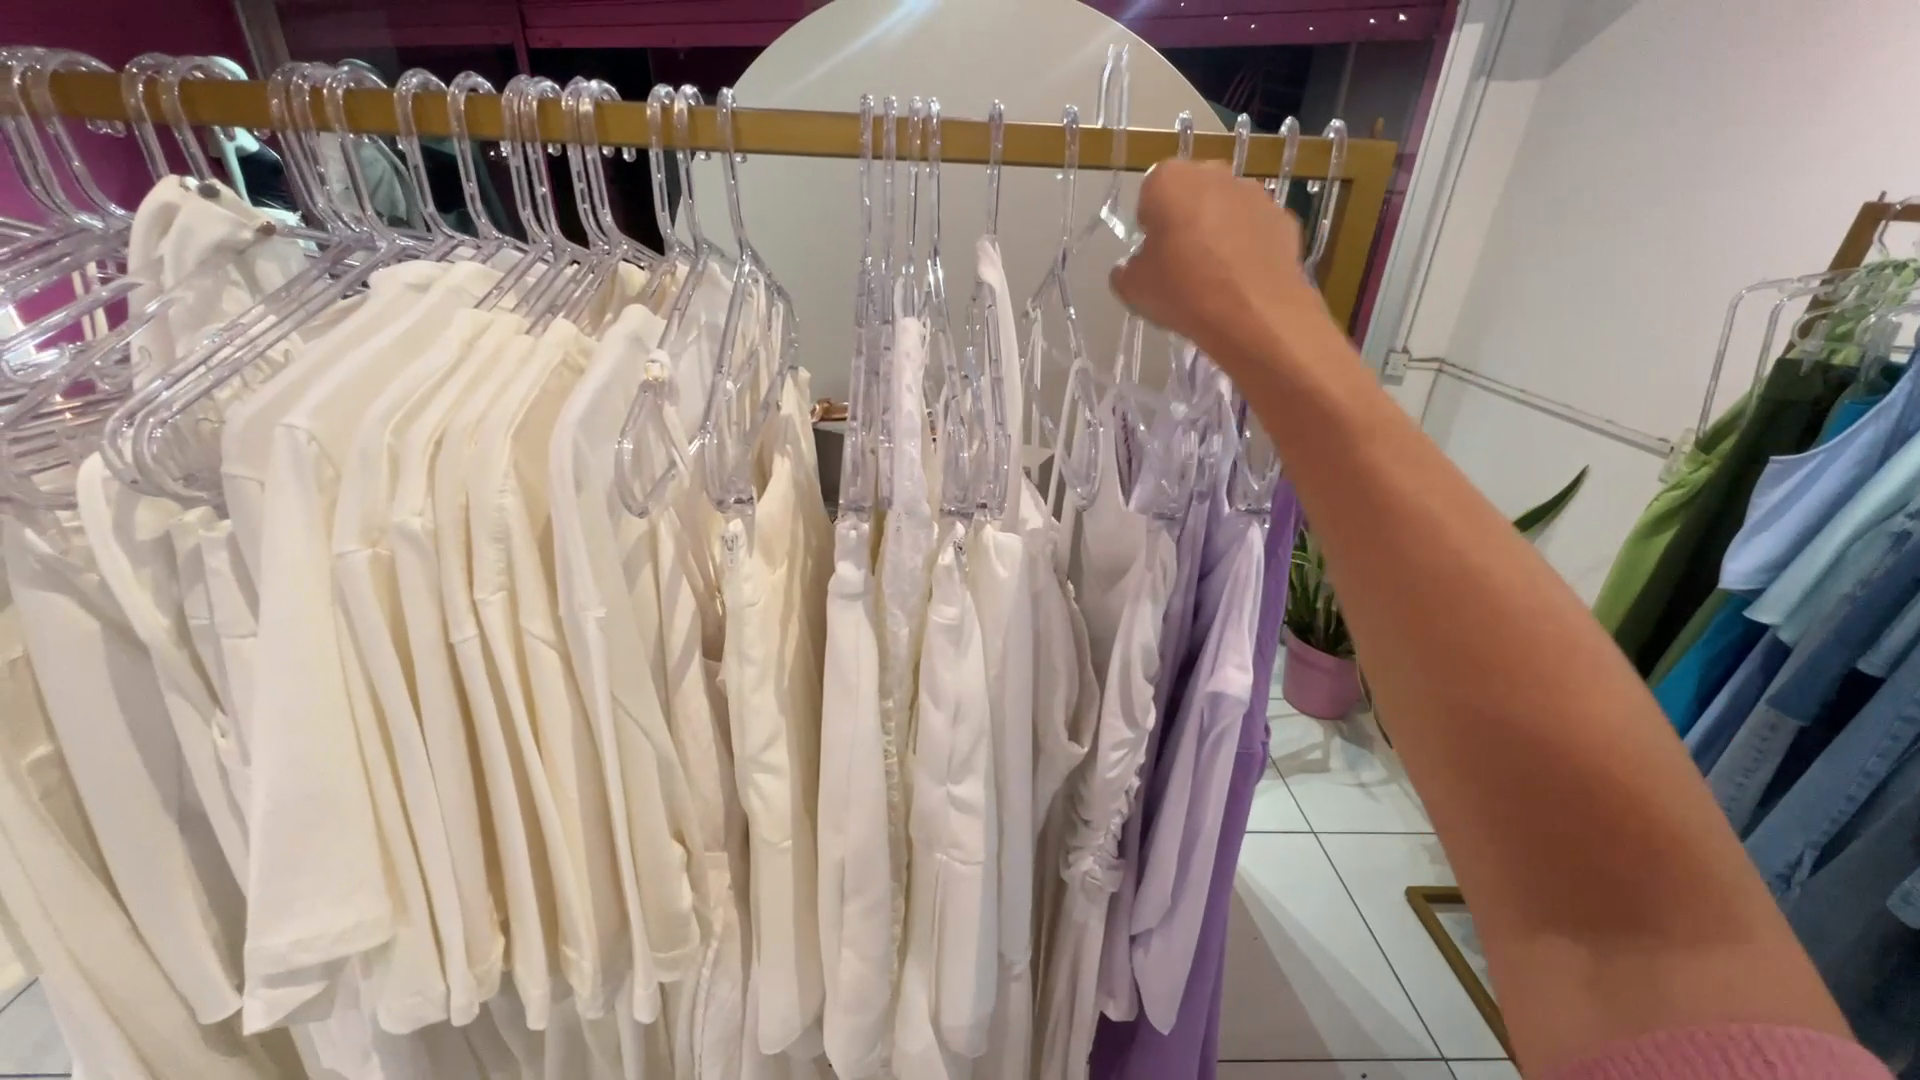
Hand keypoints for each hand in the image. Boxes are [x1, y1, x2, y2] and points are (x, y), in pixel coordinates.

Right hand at [1110, 159, 1334, 384]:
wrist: (1253, 313)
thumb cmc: (1182, 291)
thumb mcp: (1132, 288)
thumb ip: (1126, 269)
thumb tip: (1134, 266)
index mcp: (1169, 180)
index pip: (1150, 193)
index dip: (1150, 224)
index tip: (1153, 253)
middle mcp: (1215, 174)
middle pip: (1193, 194)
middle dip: (1187, 220)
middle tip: (1182, 262)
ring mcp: (1255, 194)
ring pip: (1227, 209)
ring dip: (1220, 232)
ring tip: (1216, 277)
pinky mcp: (1284, 219)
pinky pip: (1256, 230)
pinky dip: (1249, 248)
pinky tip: (1243, 281)